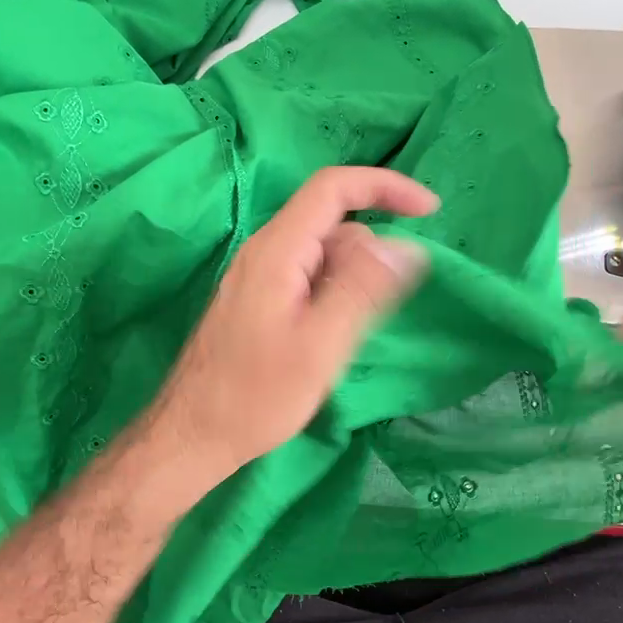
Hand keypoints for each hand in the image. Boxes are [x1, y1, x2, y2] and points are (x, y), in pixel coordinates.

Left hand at [148, 167, 435, 480]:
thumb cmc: (256, 396)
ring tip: (345, 338)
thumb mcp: (321, 344)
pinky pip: (306, 279)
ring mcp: (257, 277)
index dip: (386, 187)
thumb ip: (363, 290)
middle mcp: (263, 252)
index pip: (334, 188)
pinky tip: (329, 340)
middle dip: (370, 253)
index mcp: (277, 250)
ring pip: (320, 256)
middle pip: (331, 224)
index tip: (430, 211)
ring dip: (351, 281)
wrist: (192, 436)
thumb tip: (406, 246)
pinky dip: (332, 295)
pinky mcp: (256, 302)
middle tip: (378, 311)